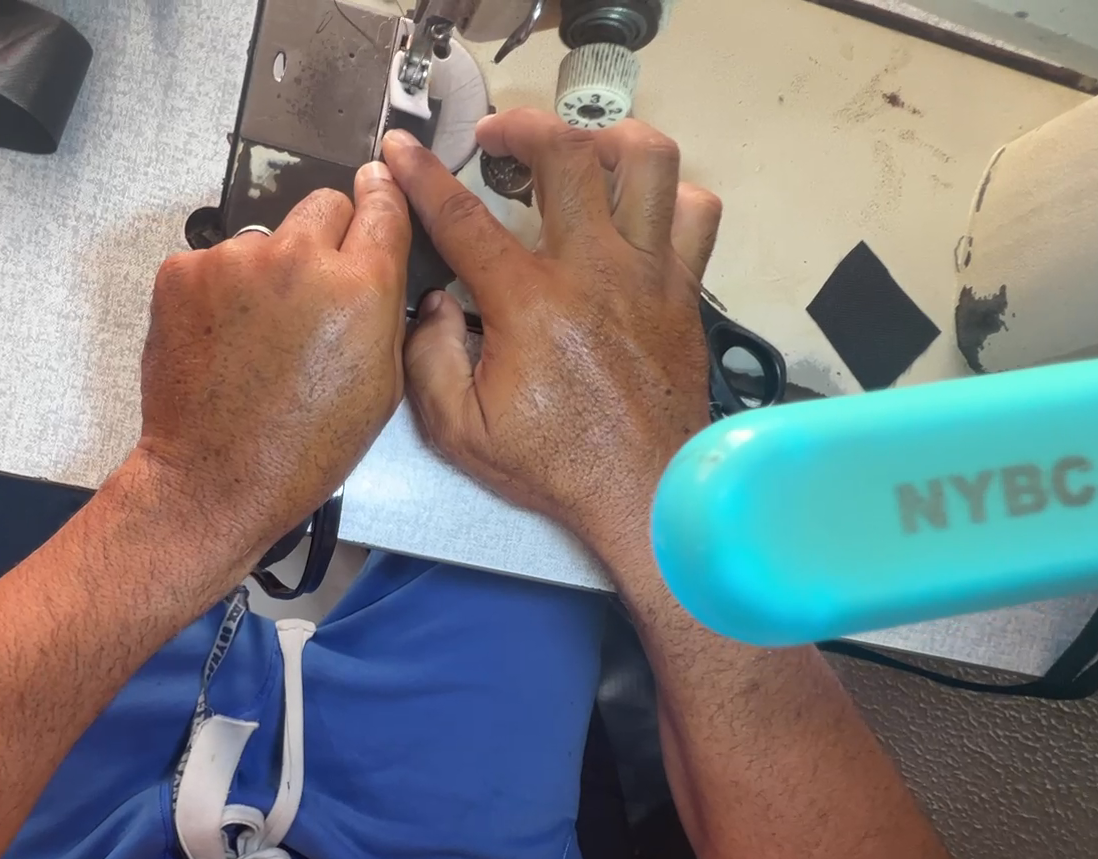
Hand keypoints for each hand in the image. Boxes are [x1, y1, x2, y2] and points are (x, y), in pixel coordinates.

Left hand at [130, 163, 410, 562]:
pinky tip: (223, 339)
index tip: (372, 193)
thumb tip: (379, 264)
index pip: (381, 203)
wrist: (218, 478)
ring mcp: (233, 261)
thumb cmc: (303, 448)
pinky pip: (214, 263)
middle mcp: (298, 259)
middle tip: (310, 296)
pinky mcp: (181, 273)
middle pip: (321, 206)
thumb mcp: (381, 388)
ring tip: (257, 337)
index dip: (378, 200)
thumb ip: (384, 311)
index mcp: (360, 287)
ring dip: (267, 272)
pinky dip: (220, 292)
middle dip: (324, 241)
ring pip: (263, 239)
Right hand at [381, 111, 720, 564]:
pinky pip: (696, 213)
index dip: (424, 177)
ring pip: (648, 162)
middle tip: (497, 136)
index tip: (402, 149)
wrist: (641, 493)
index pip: (464, 219)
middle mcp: (594, 271)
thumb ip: (428, 360)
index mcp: (529, 304)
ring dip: (607, 140)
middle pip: (566, 156)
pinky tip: (639, 213)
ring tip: (580, 155)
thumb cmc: (551, 466)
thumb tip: (432, 304)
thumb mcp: (460, 431)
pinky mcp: (684, 292)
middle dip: (522, 126)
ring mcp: (649, 275)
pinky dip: (668, 195)